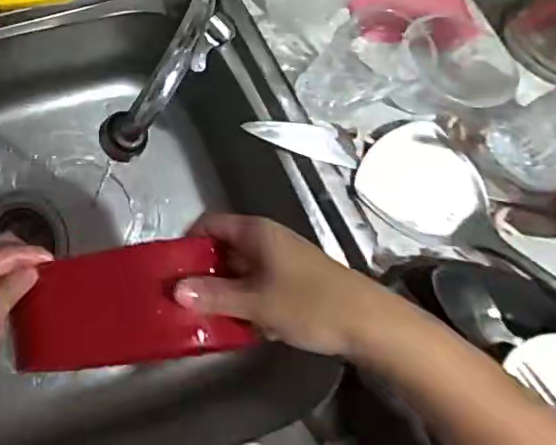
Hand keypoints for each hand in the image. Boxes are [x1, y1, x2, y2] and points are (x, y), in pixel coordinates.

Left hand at [0, 242, 52, 399]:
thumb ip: (12, 288)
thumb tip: (31, 269)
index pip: (5, 252)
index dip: (30, 254)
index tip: (54, 259)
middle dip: (21, 255)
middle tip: (47, 267)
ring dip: (12, 266)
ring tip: (36, 276)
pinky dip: (2, 278)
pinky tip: (14, 288)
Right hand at [170, 212, 396, 357]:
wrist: (380, 330)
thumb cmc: (313, 305)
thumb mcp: (256, 303)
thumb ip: (213, 296)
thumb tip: (175, 290)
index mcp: (254, 230)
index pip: (208, 224)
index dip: (190, 243)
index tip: (178, 267)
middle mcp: (269, 239)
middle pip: (225, 249)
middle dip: (209, 274)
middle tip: (194, 297)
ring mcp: (287, 261)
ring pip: (245, 271)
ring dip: (231, 293)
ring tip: (220, 316)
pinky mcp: (302, 284)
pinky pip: (264, 286)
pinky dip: (253, 302)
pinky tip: (253, 326)